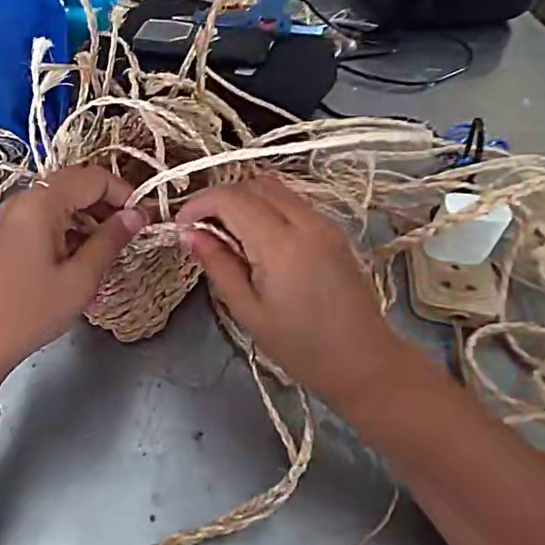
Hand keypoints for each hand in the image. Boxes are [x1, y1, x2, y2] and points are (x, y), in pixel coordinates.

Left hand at [0, 166, 145, 406]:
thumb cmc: (30, 311)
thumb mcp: (80, 278)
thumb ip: (111, 240)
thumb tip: (137, 214)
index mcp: (41, 202)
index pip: (94, 177)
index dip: (125, 193)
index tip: (144, 217)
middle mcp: (24, 200)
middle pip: (76, 184)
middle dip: (108, 203)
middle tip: (130, 232)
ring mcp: (12, 217)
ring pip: (62, 202)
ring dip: (89, 218)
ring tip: (109, 250)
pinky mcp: (8, 234)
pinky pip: (46, 218)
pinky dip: (69, 229)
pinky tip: (82, 258)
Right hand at [176, 176, 425, 403]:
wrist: (363, 360)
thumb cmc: (301, 346)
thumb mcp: (249, 311)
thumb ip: (218, 265)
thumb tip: (190, 234)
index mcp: (281, 244)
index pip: (231, 198)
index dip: (199, 204)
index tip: (181, 226)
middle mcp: (305, 222)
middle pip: (253, 183)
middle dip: (220, 198)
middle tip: (201, 230)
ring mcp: (324, 222)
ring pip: (274, 187)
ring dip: (244, 199)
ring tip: (227, 234)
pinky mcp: (333, 230)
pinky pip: (292, 202)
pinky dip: (266, 207)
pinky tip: (257, 239)